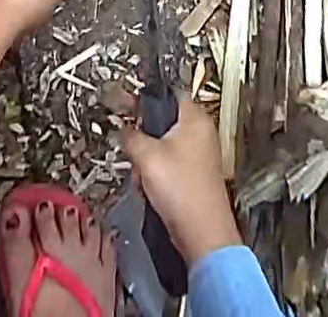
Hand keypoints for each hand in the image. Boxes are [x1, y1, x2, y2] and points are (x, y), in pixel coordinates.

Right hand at [120, 91, 241, 262]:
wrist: (202, 234)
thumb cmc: (180, 188)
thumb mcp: (146, 156)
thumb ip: (131, 136)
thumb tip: (125, 129)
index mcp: (195, 118)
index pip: (168, 93)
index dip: (145, 98)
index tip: (126, 105)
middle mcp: (201, 131)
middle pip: (164, 121)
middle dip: (144, 137)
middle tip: (135, 151)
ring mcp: (200, 153)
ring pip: (164, 144)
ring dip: (148, 158)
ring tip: (143, 176)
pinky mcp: (195, 173)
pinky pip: (170, 163)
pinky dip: (157, 172)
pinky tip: (150, 189)